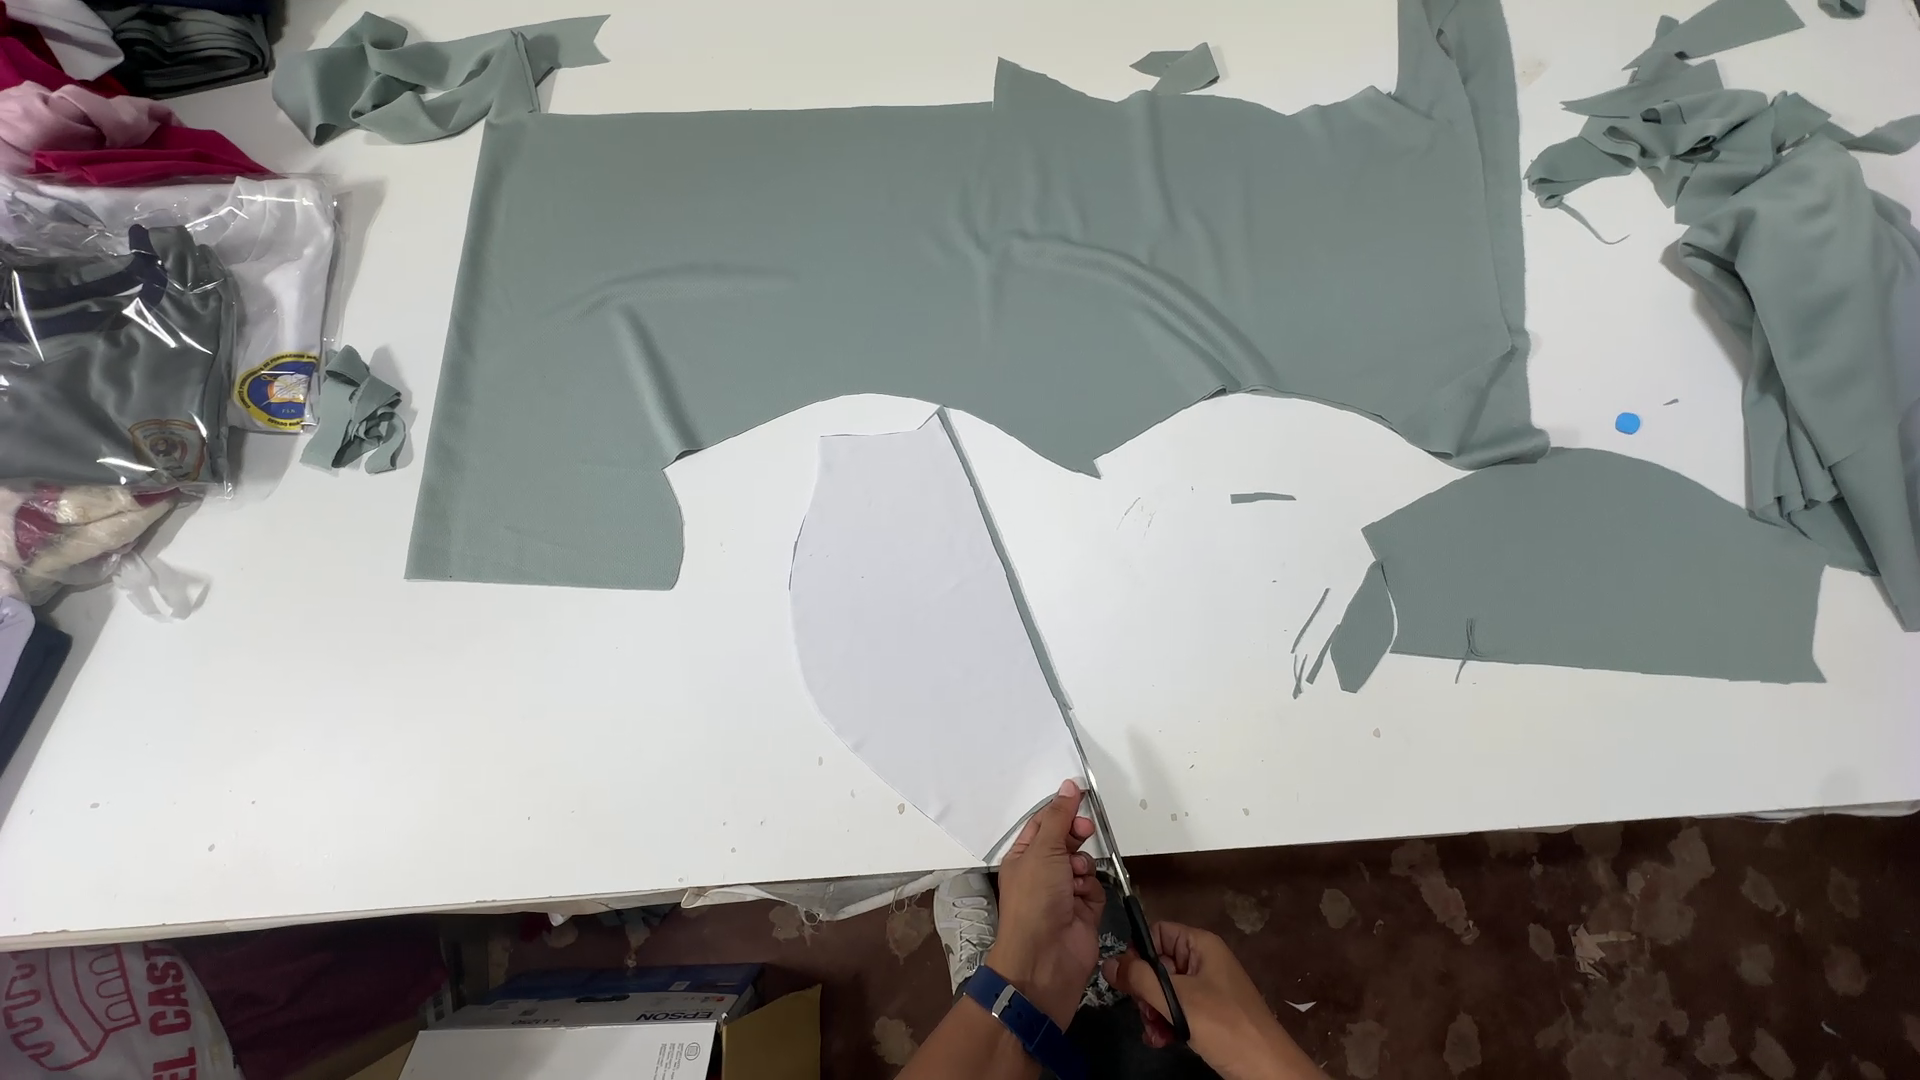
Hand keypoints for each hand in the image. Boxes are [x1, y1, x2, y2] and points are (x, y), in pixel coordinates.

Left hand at [986, 778, 1104, 1026]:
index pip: (1042, 823)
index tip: (1080, 794)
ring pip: (1083, 863)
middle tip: (1084, 831)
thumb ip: (1059, 816)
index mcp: (1023, 856)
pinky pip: (1094, 887)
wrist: (1046, 959)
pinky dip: (1091, 888)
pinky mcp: (1084, 911)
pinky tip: (1083, 897)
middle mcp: (1042, 872)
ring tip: (1077, 875)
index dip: (1060, 809)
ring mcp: (1063, 892)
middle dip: (1076, 835)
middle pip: (1065, 841)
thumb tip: (1068, 785)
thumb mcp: (1044, 850)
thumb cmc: (1035, 899)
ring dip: (1083, 864)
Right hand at [1103, 922, 1326, 1079]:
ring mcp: (1208, 989)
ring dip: (1154, 1010)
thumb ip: (1139, 978)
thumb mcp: (1177, 999)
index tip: (1129, 980)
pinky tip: (1162, 1040)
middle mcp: (1204, 961)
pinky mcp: (1210, 1014)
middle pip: (1159, 963)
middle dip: (1145, 990)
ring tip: (1153, 1032)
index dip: (1139, 953)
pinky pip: (1178, 1009)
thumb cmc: (1224, 1025)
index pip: (1157, 933)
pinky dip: (1167, 1022)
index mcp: (1200, 945)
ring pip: (1166, 989)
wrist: (1269, 1073)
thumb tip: (1107, 964)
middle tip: (1143, 1012)